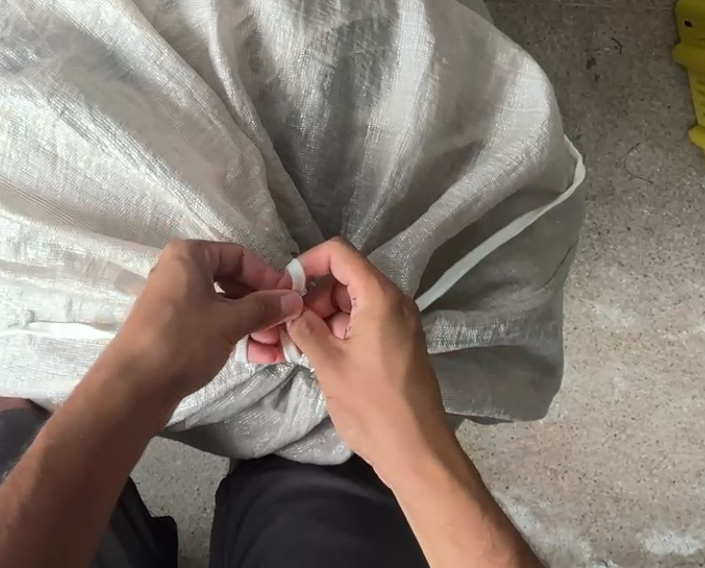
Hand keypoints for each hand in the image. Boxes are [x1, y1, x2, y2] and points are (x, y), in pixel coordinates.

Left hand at [93, 240, 303, 413]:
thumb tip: (294, 298)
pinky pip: (211, 323)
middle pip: (232, 280)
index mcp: (190, 255)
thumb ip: (264, 307)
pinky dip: (234, 334)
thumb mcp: (229, 322)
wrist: (132, 388)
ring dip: (252, 323)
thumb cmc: (182, 341)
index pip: (239, 256)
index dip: (267, 276)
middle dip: (261, 304)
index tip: (289, 298)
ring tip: (277, 345)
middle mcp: (180, 271)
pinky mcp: (174, 328)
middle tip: (285, 325)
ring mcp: (176, 301)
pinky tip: (258, 353)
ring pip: (224, 305)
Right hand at [277, 237, 453, 486]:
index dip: (309, 262)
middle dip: (314, 296)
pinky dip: (341, 329)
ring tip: (303, 347)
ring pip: (352, 299)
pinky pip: (364, 319)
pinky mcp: (399, 340)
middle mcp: (393, 300)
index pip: (339, 253)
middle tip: (292, 327)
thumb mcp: (329, 364)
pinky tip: (324, 355)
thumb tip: (287, 308)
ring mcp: (399, 320)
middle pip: (344, 277)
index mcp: (379, 296)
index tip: (287, 287)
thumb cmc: (372, 405)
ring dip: (325, 316)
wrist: (417, 451)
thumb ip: (304, 328)